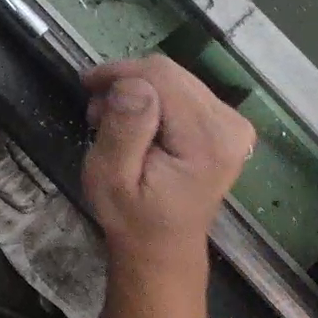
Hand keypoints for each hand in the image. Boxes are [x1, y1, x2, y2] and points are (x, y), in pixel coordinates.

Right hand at [80, 56, 255, 274]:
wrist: (161, 245)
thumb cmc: (130, 215)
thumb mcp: (111, 176)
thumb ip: (124, 129)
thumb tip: (132, 85)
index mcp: (206, 139)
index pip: (160, 76)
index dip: (118, 73)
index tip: (85, 87)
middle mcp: (230, 124)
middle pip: (169, 73)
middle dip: (125, 83)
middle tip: (96, 114)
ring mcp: (233, 124)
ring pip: (174, 78)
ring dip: (135, 91)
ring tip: (111, 122)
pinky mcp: (226, 125)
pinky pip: (181, 91)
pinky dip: (151, 99)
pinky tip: (135, 123)